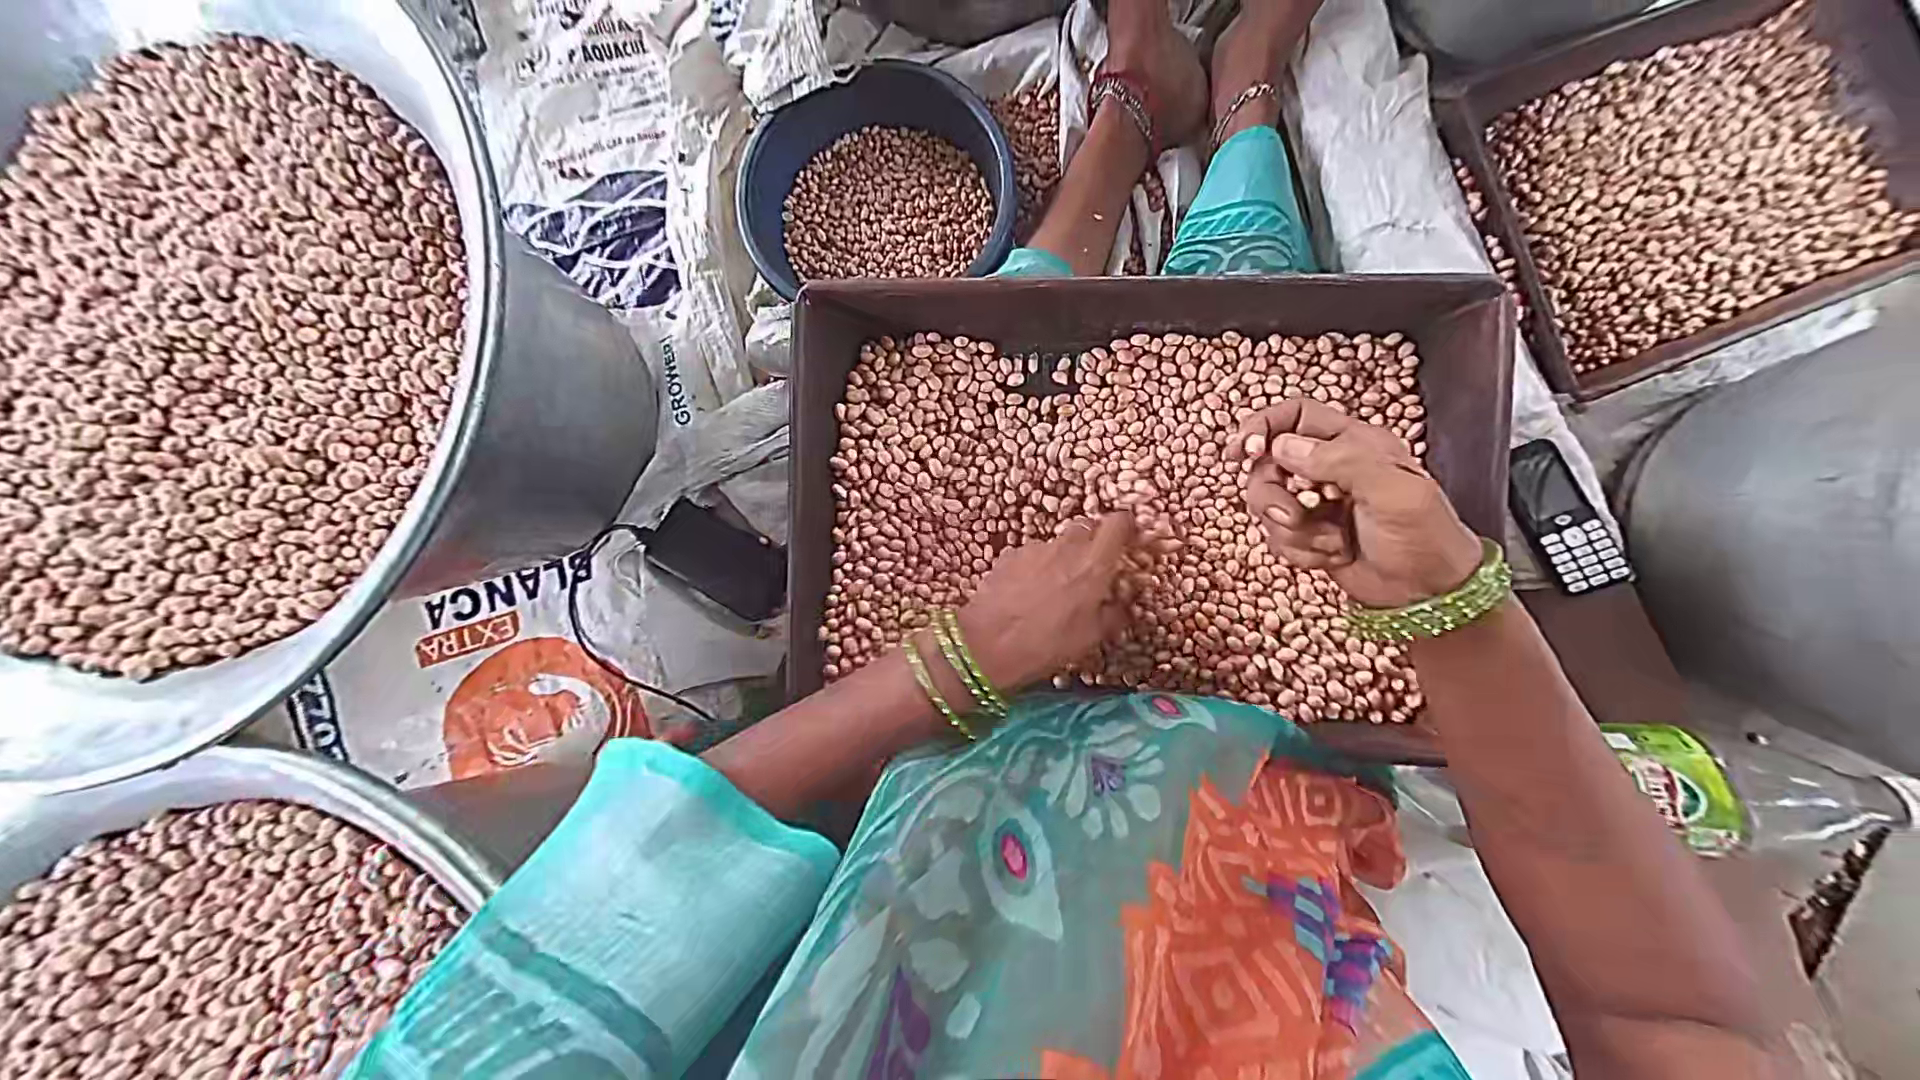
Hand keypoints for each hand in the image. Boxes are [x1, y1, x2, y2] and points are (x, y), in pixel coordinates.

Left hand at [956, 513, 1135, 692]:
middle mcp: (1066, 547)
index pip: (1118, 523)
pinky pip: (1032, 554)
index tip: (1127, 540)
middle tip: (1093, 570)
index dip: (1125, 528)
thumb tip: (1121, 603)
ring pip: (1058, 543)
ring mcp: (1034, 549)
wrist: (988, 645)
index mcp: (1094, 564)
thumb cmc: (1047, 644)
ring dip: (1063, 557)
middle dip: (1093, 543)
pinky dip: (1037, 566)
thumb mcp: (1091, 637)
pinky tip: (1029, 592)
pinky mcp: (1009, 556)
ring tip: (1056, 588)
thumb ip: (1113, 613)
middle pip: (1087, 528)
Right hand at [1227, 399, 1483, 608]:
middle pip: (1266, 464)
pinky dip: (1298, 551)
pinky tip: (1332, 556)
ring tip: (1330, 542)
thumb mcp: (1393, 491)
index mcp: (1352, 444)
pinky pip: (1274, 536)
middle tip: (1295, 515)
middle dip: (1272, 494)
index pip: (1294, 415)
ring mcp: (1312, 502)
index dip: (1263, 426)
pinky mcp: (1304, 534)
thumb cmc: (1425, 537)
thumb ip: (1341, 460)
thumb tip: (1282, 446)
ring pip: (1265, 502)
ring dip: (1291, 529)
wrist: (1428, 593)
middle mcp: (1327, 468)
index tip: (1247, 452)